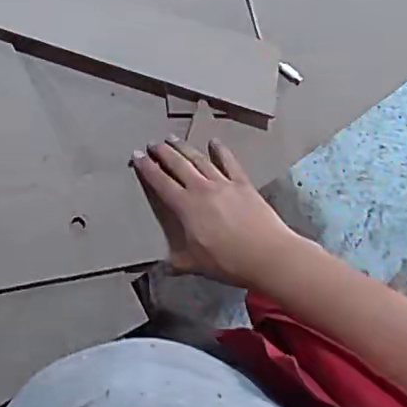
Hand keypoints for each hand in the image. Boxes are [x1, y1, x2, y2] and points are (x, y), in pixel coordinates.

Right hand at [131, 136, 309, 286]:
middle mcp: (201, 189)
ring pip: (198, 160)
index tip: (136, 156)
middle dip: (162, 152)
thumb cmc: (229, 262)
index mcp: (185, 206)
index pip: (160, 181)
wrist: (270, 256)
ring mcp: (223, 184)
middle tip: (152, 144)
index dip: (146, 167)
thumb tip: (162, 267)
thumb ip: (177, 261)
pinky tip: (214, 142)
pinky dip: (221, 150)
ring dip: (184, 148)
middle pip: (177, 164)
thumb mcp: (196, 264)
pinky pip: (229, 163)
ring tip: (172, 138)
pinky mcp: (243, 184)